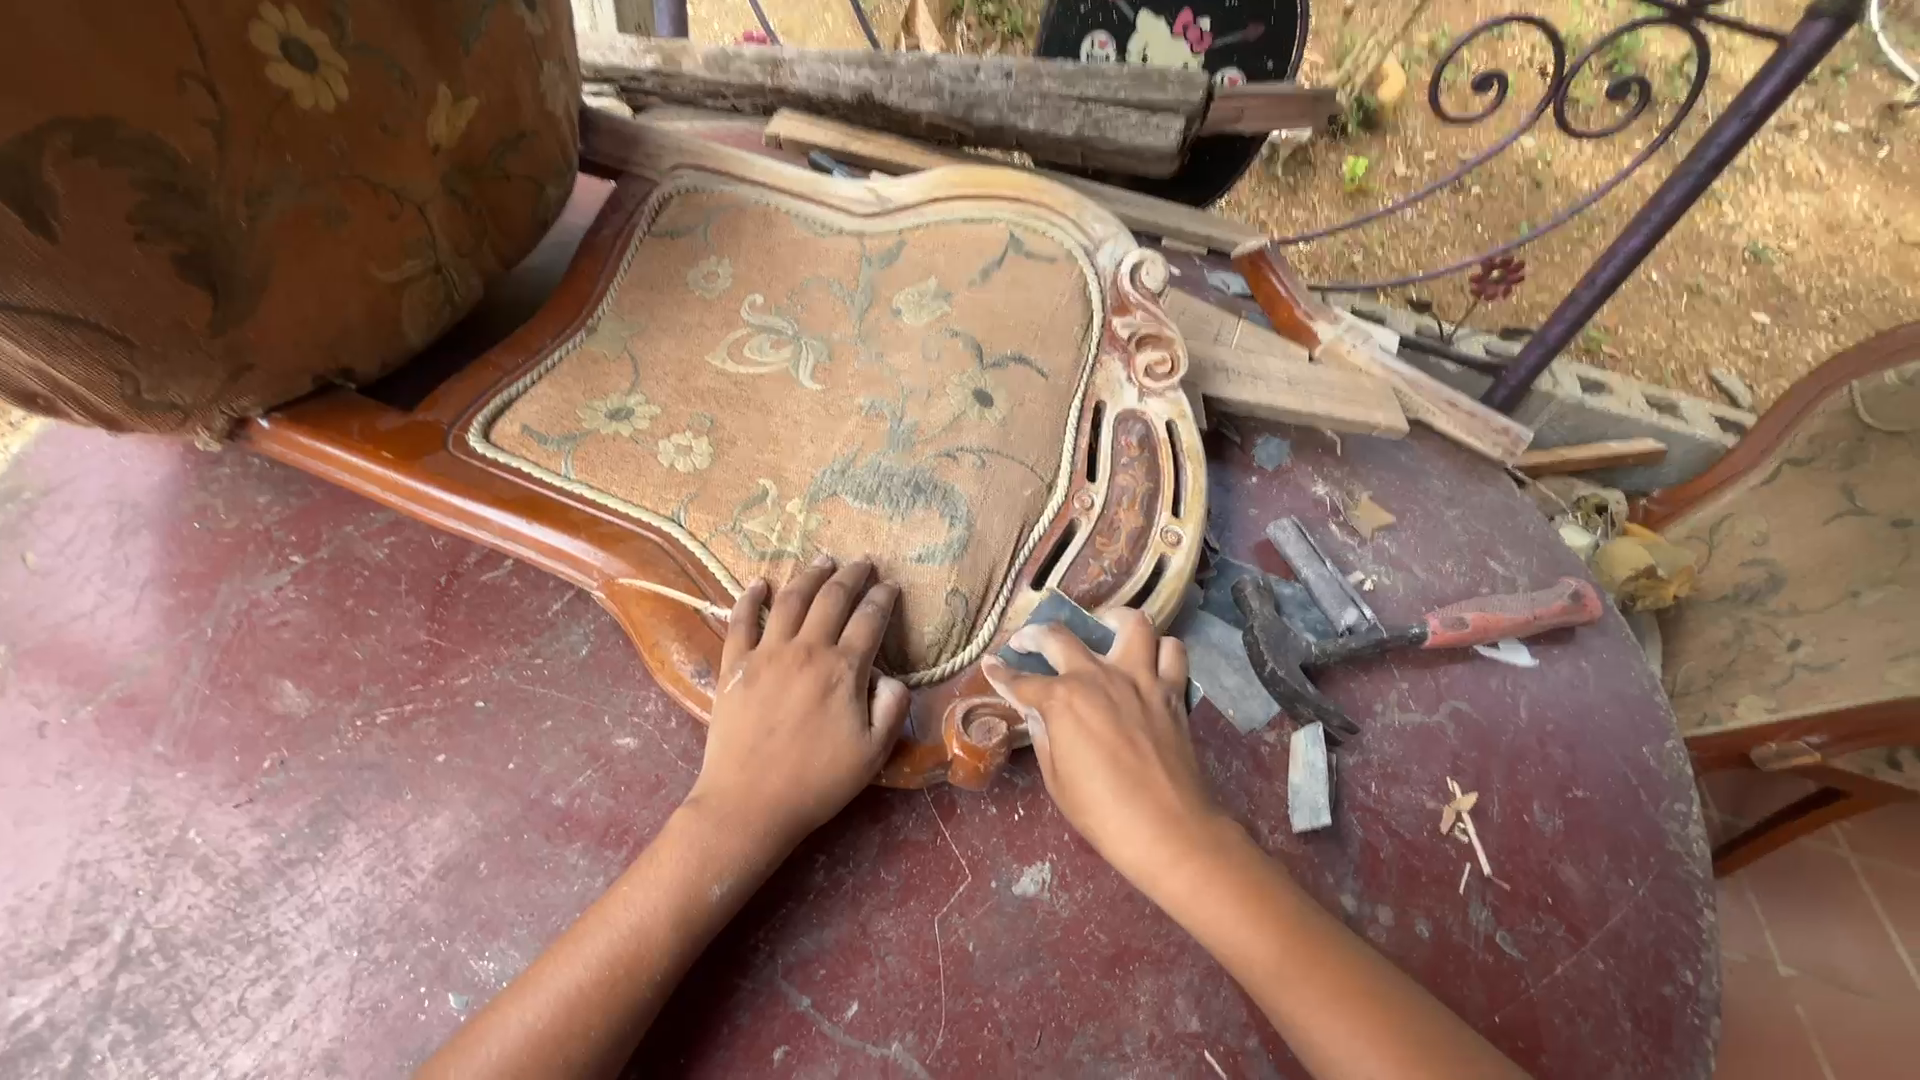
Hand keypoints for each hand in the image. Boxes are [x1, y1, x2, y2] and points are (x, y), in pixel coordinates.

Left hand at [685, 556, 910, 852]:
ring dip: (810, 575)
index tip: (890, 586)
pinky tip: (760, 582)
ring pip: (790, 600)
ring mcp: (766, 654)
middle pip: (832, 598)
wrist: (750, 803)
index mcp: (843, 670)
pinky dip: (750, 597)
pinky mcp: (734, 665)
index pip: (869, 620)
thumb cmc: (818, 782)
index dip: (883, 598)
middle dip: (852, 575)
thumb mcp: (874, 753)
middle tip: (863, 562)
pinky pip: (740, 621)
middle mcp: (806, 650)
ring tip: (823, 560)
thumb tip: (893, 677)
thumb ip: (892, 708)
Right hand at [981, 609, 1232, 888]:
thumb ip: (1043, 734)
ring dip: (1112, 622)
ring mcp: (1139, 678)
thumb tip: (1037, 712)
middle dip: (1033, 634)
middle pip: (1060, 636)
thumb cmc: (1102, 811)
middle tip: (1026, 640)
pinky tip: (1149, 660)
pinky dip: (1160, 650)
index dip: (999, 673)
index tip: (989, 665)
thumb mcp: (1055, 778)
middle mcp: (1098, 676)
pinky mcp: (1172, 690)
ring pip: (1131, 624)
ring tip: (1104, 630)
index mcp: (1063, 699)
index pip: (1020, 680)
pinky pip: (1172, 652)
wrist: (1166, 827)